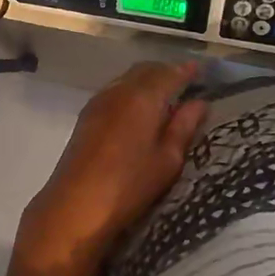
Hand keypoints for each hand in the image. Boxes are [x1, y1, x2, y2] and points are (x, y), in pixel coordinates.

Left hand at [15, 62, 207, 275]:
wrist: (74, 205)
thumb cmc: (128, 185)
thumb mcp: (167, 160)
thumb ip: (183, 127)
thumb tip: (199, 103)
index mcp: (142, 97)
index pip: (169, 73)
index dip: (186, 70)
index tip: (200, 70)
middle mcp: (119, 91)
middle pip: (145, 70)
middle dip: (165, 71)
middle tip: (184, 81)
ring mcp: (99, 101)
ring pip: (127, 78)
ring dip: (146, 80)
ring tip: (163, 95)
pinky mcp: (86, 116)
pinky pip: (115, 90)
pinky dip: (131, 91)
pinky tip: (138, 109)